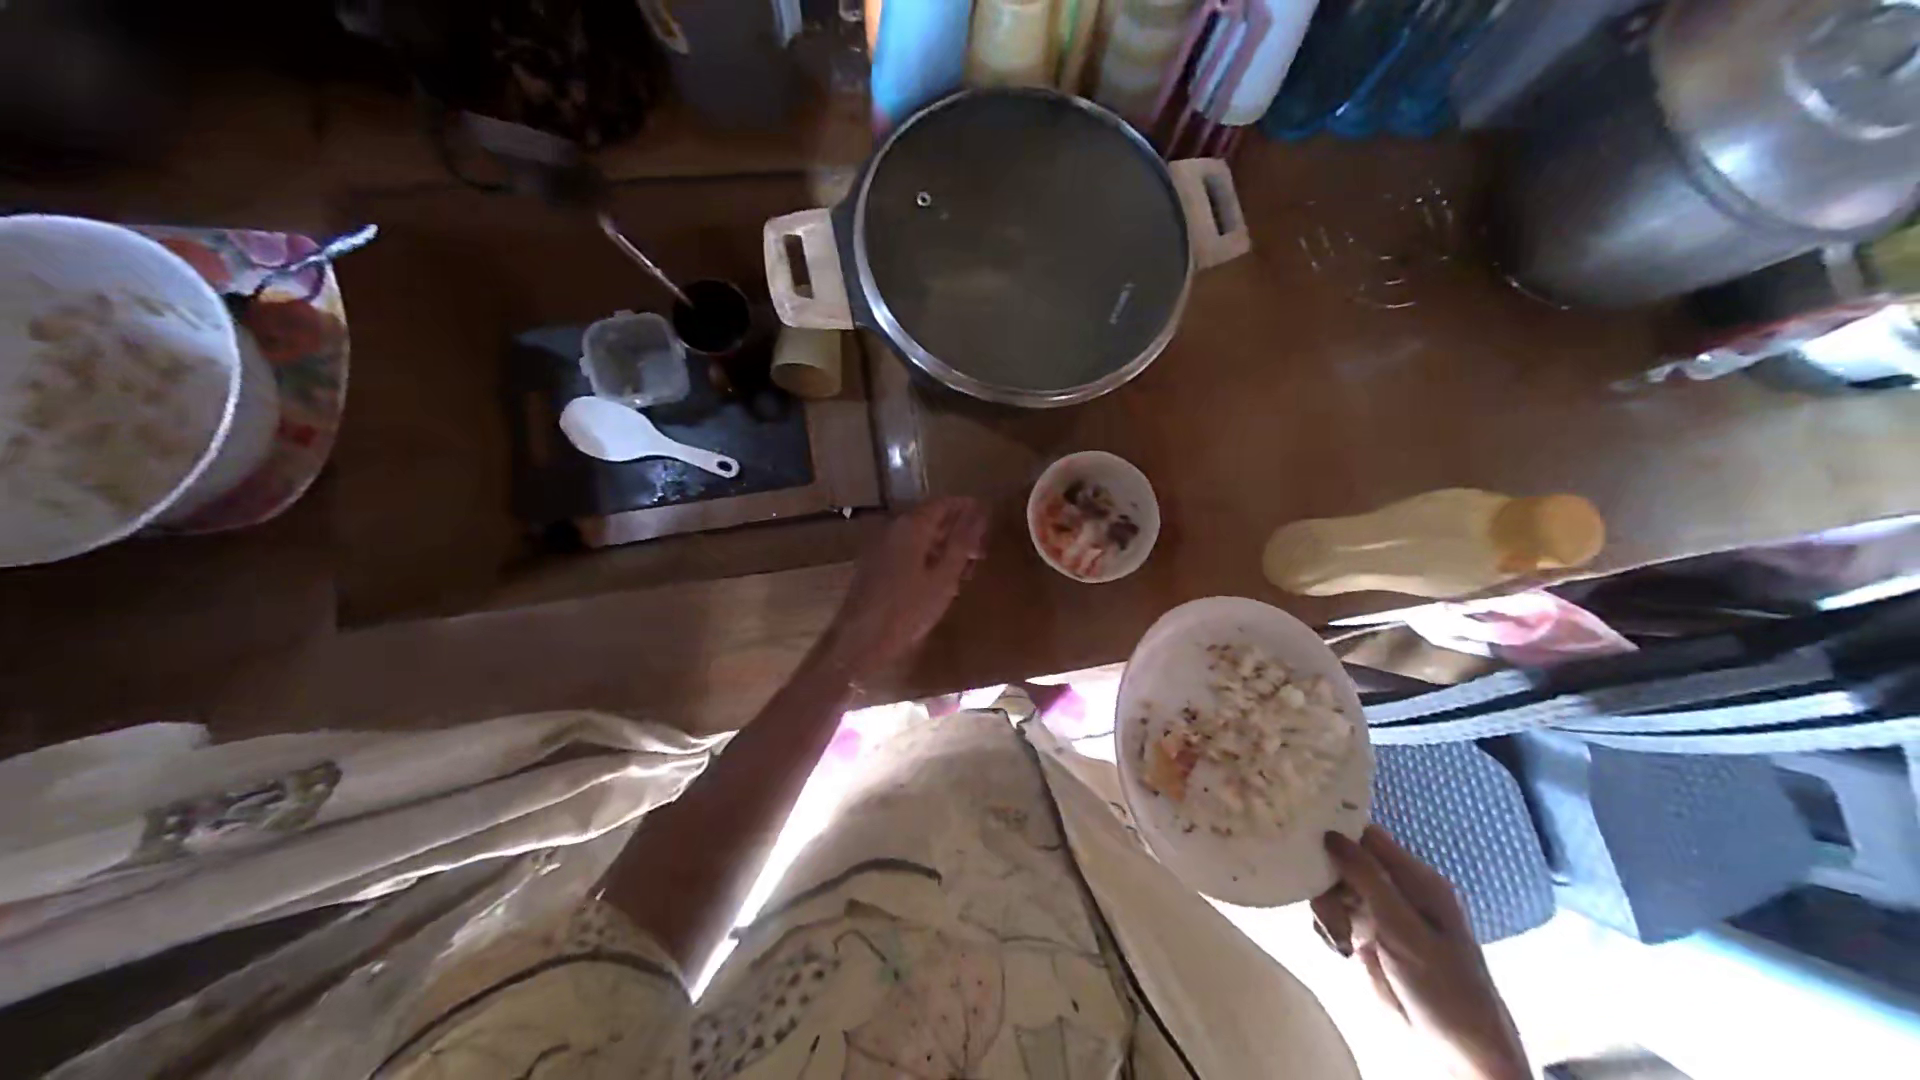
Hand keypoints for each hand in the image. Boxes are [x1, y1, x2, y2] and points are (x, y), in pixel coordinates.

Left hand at [820, 497, 988, 682]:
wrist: (860, 640)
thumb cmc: (908, 610)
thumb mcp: (944, 577)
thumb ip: (962, 543)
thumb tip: (979, 513)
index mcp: (911, 527)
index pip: (943, 503)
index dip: (967, 508)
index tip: (989, 519)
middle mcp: (893, 529)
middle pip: (931, 520)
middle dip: (958, 531)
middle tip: (982, 552)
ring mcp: (881, 548)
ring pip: (920, 539)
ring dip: (945, 548)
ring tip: (967, 571)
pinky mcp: (876, 567)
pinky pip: (907, 553)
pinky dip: (928, 560)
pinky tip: (942, 583)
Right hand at [1311, 827, 1529, 1079]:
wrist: (1461, 1056)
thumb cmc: (1443, 988)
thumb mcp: (1404, 929)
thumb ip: (1367, 878)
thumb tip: (1329, 833)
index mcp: (1417, 879)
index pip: (1367, 836)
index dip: (1335, 830)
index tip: (1302, 836)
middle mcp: (1397, 889)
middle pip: (1344, 861)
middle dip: (1327, 880)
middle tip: (1326, 909)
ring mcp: (1382, 913)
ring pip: (1334, 888)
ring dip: (1327, 909)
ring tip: (1338, 939)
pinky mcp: (1368, 937)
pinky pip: (1335, 915)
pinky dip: (1329, 927)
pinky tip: (1338, 948)